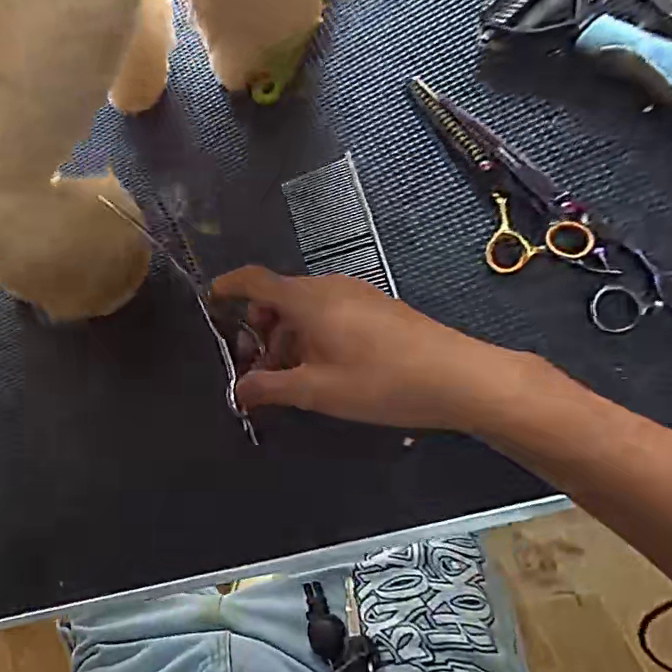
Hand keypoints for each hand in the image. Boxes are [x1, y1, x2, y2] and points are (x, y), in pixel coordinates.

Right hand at [212, 266, 551, 433]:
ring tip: (291, 377)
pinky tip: (323, 369)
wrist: (461, 378)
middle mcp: (327, 287)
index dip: (227, 288)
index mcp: (306, 299)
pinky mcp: (375, 308)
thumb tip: (238, 391)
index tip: (210, 303)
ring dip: (286, 338)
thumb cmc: (380, 381)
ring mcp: (355, 294)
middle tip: (257, 367)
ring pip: (303, 308)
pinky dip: (311, 335)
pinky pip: (328, 313)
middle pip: (277, 298)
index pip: (253, 280)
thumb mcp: (315, 391)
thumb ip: (269, 388)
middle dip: (258, 330)